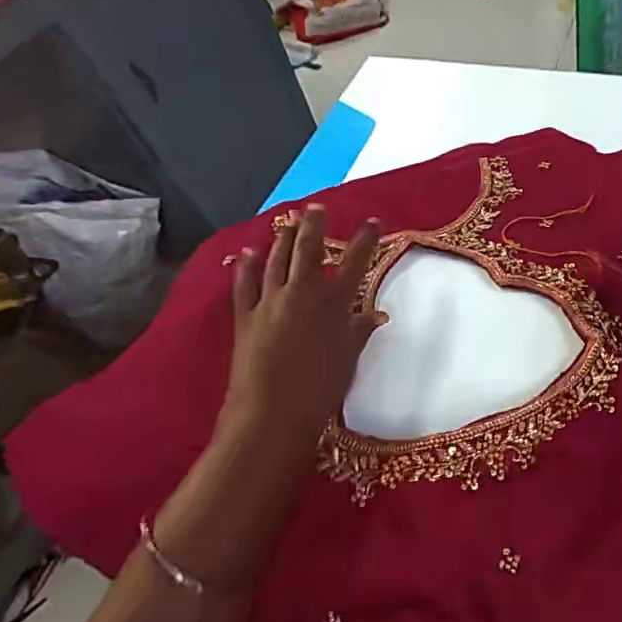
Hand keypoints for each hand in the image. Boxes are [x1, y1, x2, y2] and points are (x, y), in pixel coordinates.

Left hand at [222, 204, 387, 449]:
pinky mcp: (245, 315)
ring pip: (277, 260)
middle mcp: (301, 292)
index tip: (374, 221)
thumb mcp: (347, 358)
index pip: (354, 262)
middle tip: (316, 208)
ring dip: (283, 239)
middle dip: (314, 225)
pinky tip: (249, 252)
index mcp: (333, 302)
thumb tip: (376, 314)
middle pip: (308, 248)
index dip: (366, 239)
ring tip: (287, 222)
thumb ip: (359, 331)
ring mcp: (270, 301)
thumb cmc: (319, 389)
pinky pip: (245, 283)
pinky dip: (247, 266)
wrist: (272, 413)